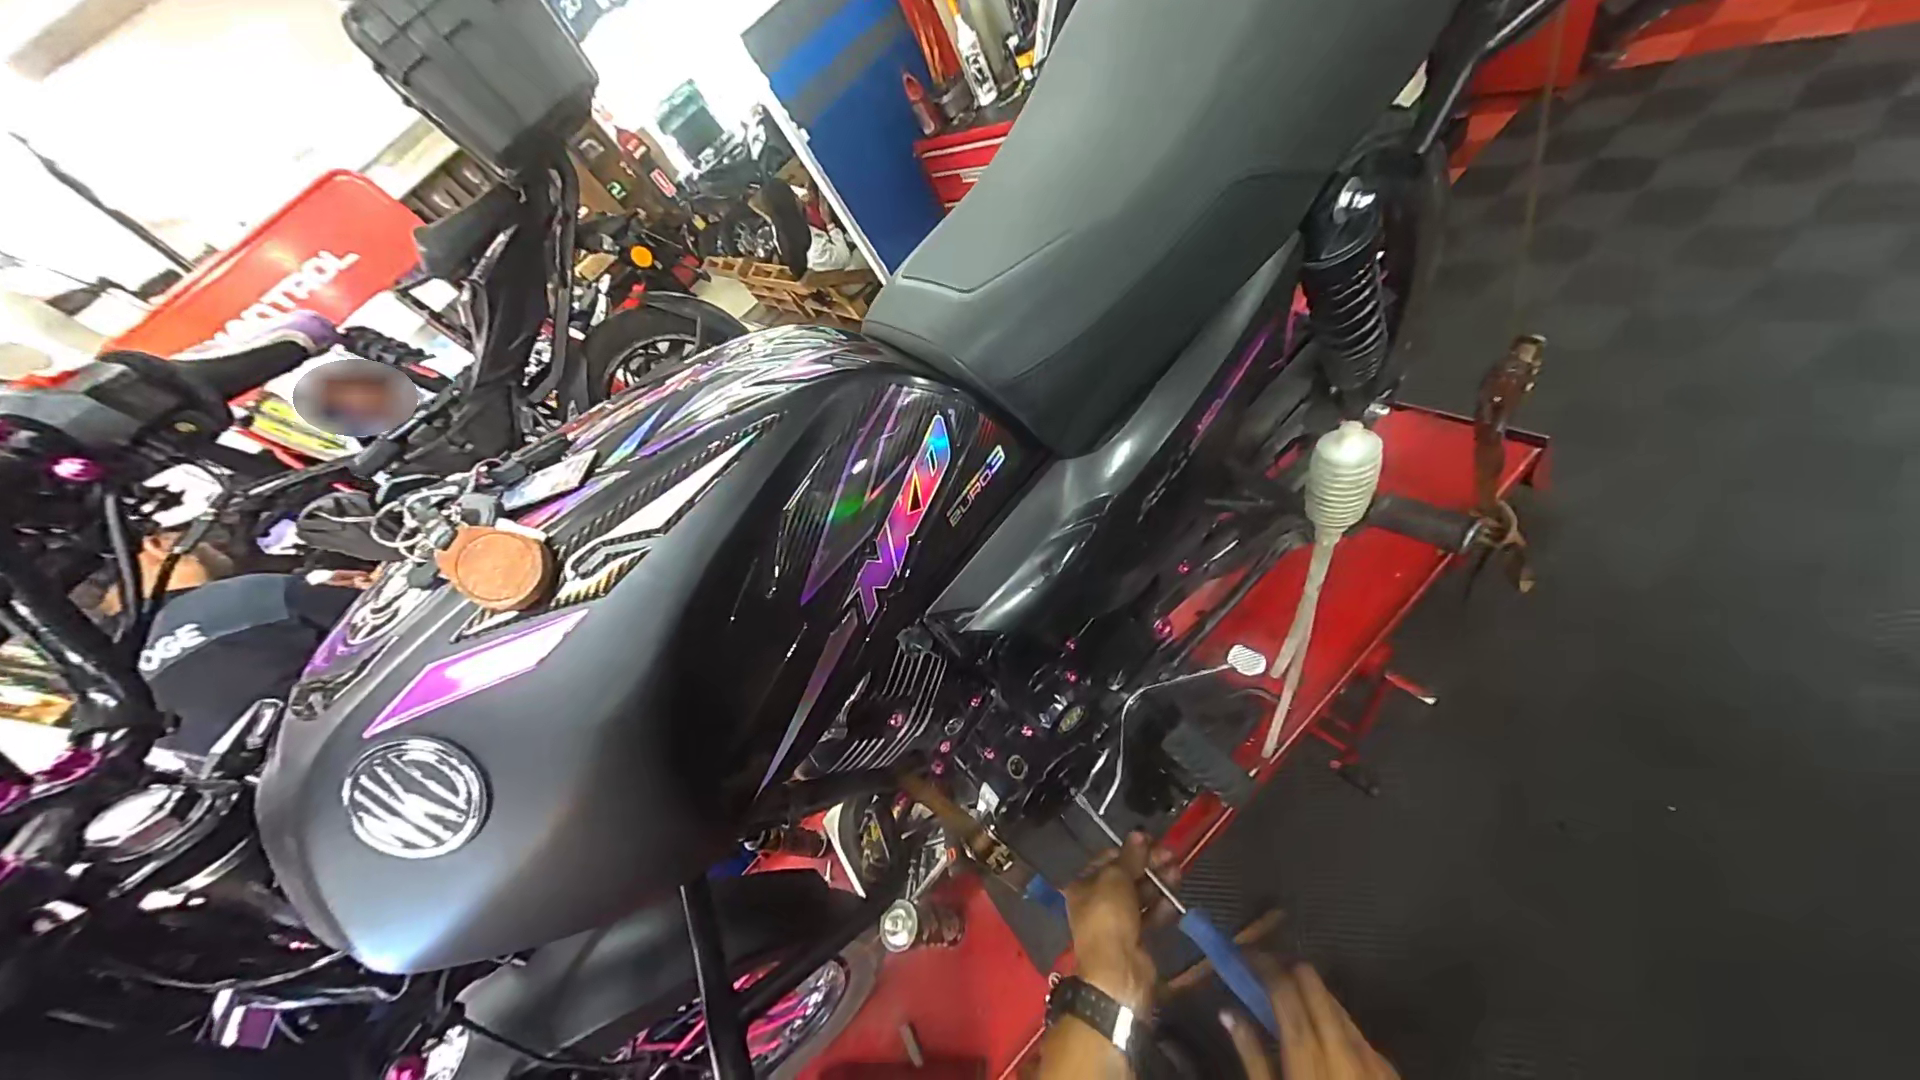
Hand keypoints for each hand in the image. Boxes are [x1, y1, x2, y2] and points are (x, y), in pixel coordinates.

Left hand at [1062, 830, 1177, 1010]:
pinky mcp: (1135, 938)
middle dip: (1148, 864)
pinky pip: (1148, 916)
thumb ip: (1129, 857)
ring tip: (1177, 871)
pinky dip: (1160, 907)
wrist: (1118, 972)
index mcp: (1084, 883)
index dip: (1130, 848)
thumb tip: (1139, 833)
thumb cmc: (1109, 917)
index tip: (1152, 841)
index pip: (1108, 858)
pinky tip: (1173, 899)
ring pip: (1140, 895)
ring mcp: (1117, 920)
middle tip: (1171, 855)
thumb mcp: (1116, 879)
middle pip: (1126, 876)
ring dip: (1158, 882)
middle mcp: (1098, 900)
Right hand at [1222, 963, 1397, 1079]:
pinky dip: (1334, 1018)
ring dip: (1310, 992)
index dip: (1262, 964)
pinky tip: (1324, 1035)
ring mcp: (1371, 1058)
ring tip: (1290, 1000)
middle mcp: (1341, 1046)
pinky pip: (1356, 1030)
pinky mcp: (1390, 1073)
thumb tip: (1228, 1013)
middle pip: (1312, 984)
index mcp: (1307, 1054)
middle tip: (1264, 971)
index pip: (1283, 987)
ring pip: (1335, 1003)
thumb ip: (1251, 1056)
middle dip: (1286, 969)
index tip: (1244, 956)